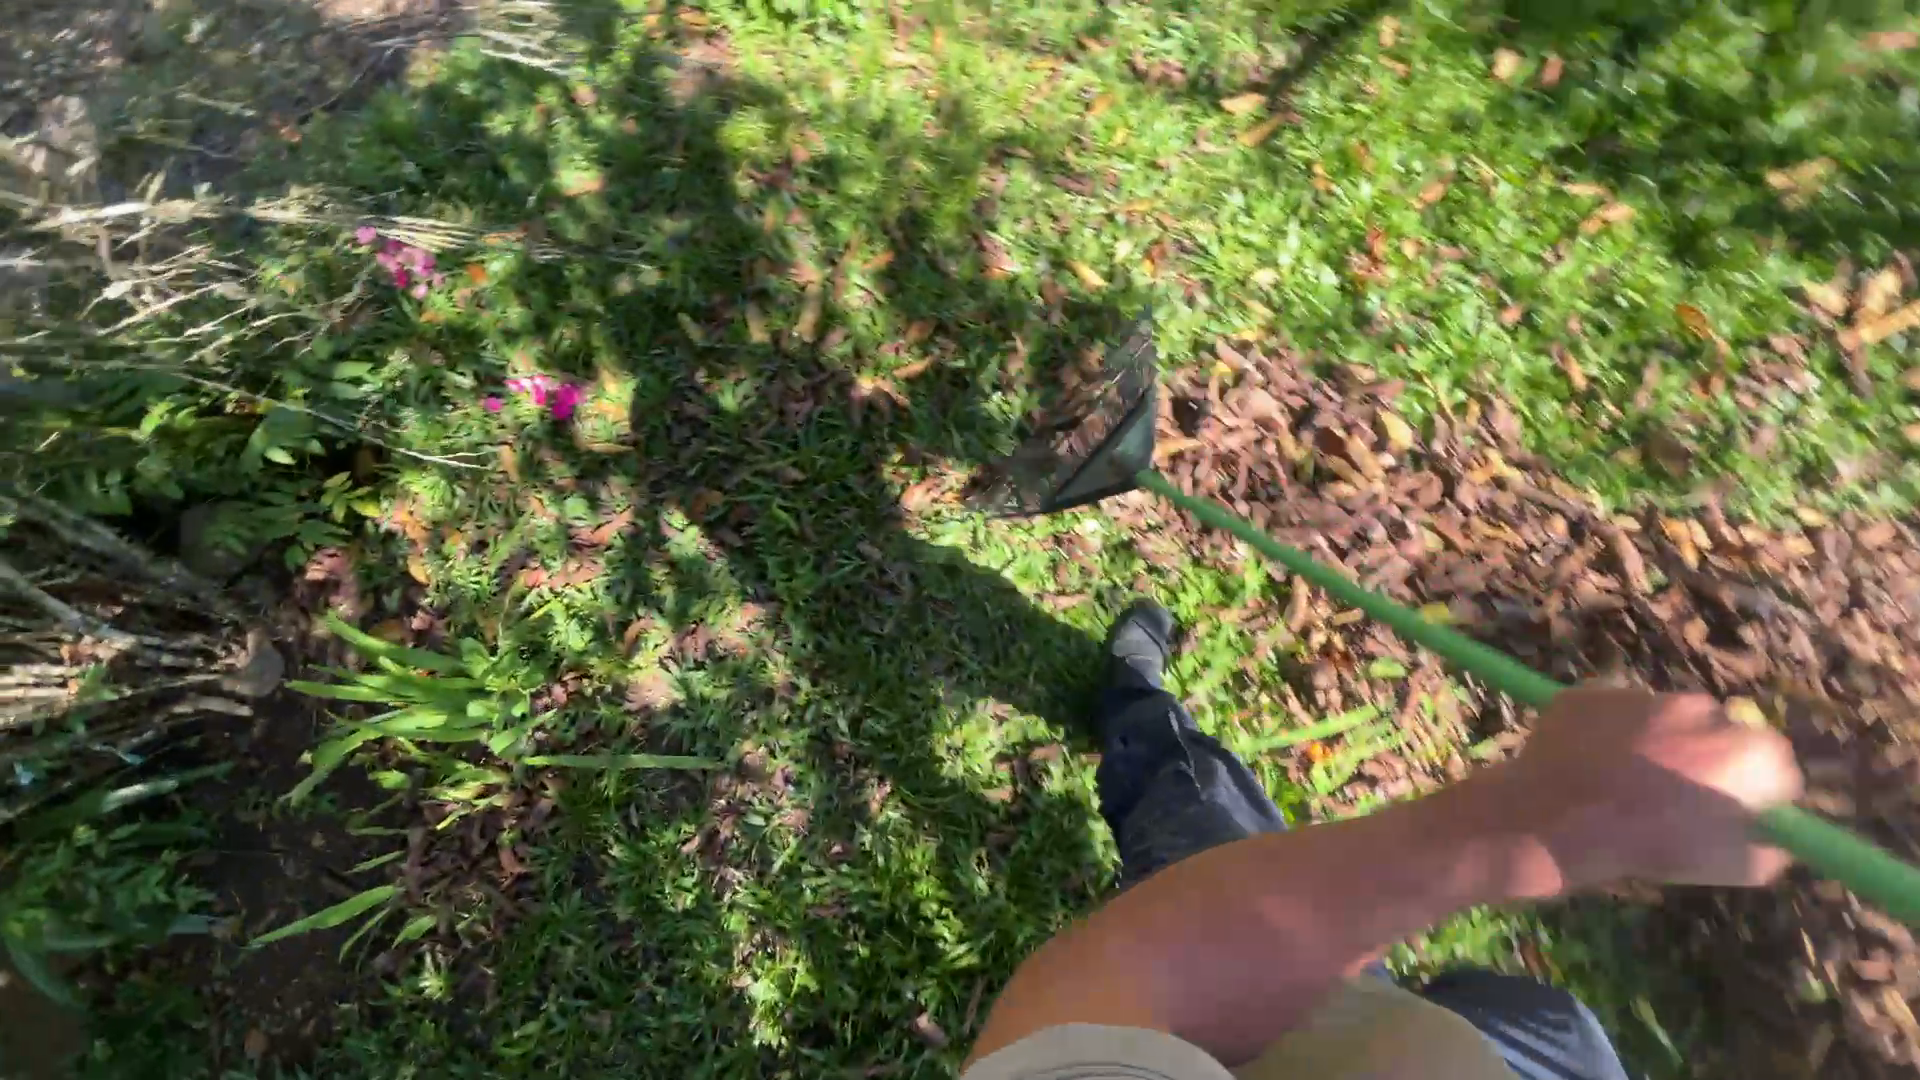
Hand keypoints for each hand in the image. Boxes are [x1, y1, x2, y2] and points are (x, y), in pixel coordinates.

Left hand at [1501, 685, 1804, 889]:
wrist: (1558, 819)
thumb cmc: (1654, 846)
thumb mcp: (1741, 865)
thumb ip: (1772, 841)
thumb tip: (1770, 829)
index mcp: (1751, 751)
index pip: (1770, 760)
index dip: (1750, 784)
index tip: (1725, 803)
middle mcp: (1699, 710)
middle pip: (1714, 727)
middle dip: (1701, 750)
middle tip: (1668, 784)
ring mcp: (1637, 695)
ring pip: (1657, 714)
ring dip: (1650, 735)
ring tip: (1620, 772)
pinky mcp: (1587, 693)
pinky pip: (1606, 709)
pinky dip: (1602, 728)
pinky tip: (1587, 756)